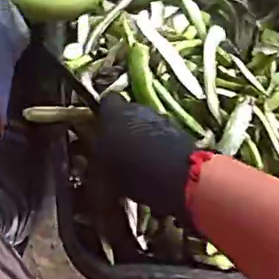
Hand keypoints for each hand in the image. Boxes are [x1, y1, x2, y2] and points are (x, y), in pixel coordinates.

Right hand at [91, 96, 198, 222]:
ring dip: (144, 142)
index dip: (104, 116)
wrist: (177, 175)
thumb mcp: (102, 173)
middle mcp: (139, 108)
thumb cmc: (130, 169)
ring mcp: (163, 120)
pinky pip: (164, 140)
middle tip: (119, 154)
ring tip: (139, 168)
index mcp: (114, 112)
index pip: (106, 102)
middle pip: (129, 114)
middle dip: (124, 130)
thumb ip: (97, 165)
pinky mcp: (182, 134)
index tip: (101, 131)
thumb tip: (96, 170)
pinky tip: (157, 174)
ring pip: (147, 127)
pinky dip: (160, 153)